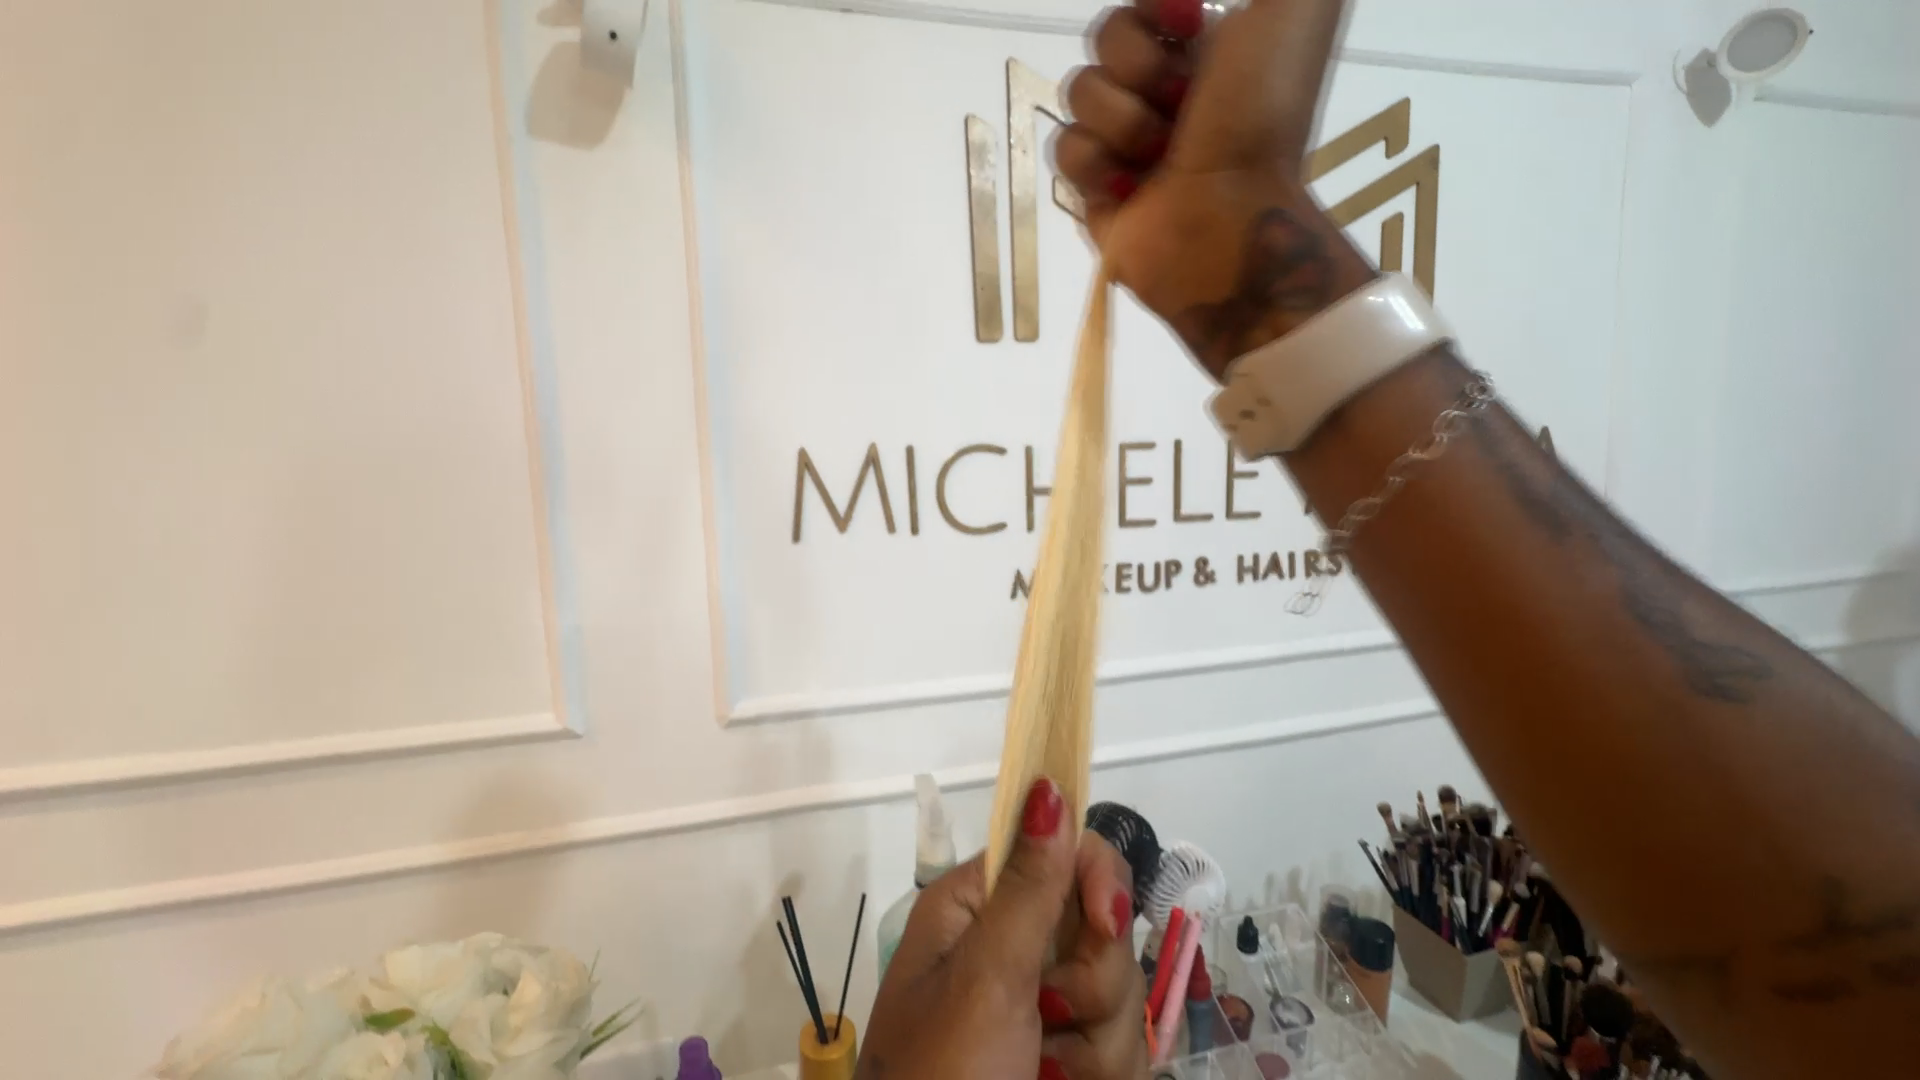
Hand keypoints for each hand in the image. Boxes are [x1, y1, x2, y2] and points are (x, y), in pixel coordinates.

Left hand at [858, 778, 1146, 1079]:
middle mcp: (1014, 943)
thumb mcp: (984, 977)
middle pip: (1104, 924)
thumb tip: (1048, 784)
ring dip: (1095, 1047)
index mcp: (979, 906)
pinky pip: (1126, 1044)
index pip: (1063, 850)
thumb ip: (1030, 887)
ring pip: (1124, 991)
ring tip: (1046, 1076)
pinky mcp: (1074, 1055)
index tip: (1104, 920)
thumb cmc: (943, 1076)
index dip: (1095, 877)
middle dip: (1091, 984)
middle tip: (1047, 1022)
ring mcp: (1046, 1003)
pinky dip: (1102, 1073)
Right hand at [1057, 0, 1375, 378]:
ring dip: (1122, 122)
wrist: (1228, 217)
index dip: (1155, 8)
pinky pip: (1065, 149)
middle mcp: (1162, 92)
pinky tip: (1130, 188)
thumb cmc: (1262, 117)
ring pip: (1079, 92)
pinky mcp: (1092, 189)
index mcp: (1206, 48)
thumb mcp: (1299, 8)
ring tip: (1160, 157)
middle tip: (1180, 103)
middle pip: (1105, 38)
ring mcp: (1123, 142)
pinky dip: (1096, 165)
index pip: (1144, 6)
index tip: (1189, 21)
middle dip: (1139, 67)